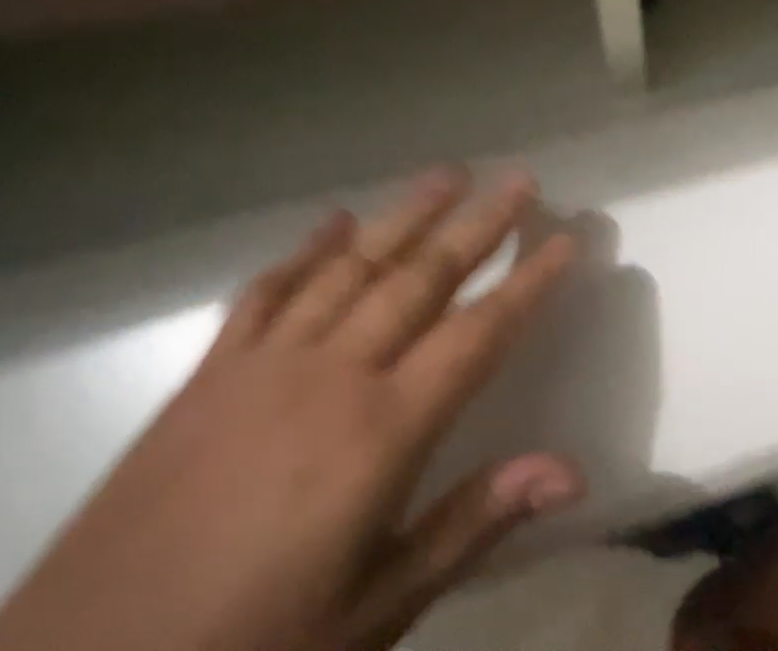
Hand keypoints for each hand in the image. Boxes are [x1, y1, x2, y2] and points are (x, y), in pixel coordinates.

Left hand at [0, 168, 581, 650]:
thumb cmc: (253, 643)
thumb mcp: (377, 606)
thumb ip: (473, 524)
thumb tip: (572, 471)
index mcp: (380, 431)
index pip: (477, 335)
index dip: (528, 284)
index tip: (567, 239)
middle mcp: (327, 377)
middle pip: (418, 280)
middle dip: (477, 226)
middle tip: (520, 179)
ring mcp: (259, 368)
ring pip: (349, 269)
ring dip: (403, 217)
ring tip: (447, 174)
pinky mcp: (204, 379)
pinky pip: (265, 295)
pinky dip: (306, 253)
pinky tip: (333, 223)